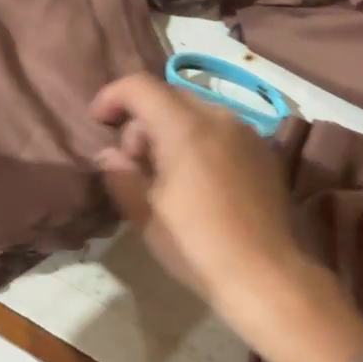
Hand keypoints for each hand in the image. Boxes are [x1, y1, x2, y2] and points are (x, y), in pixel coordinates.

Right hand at [90, 73, 317, 317]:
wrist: (264, 274)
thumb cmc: (197, 247)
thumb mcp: (146, 216)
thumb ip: (122, 175)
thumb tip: (109, 154)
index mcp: (186, 129)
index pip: (141, 87)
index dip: (112, 96)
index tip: (98, 121)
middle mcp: (220, 118)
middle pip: (170, 96)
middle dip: (142, 119)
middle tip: (133, 162)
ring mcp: (248, 133)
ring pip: (197, 112)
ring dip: (171, 130)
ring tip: (164, 175)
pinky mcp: (264, 152)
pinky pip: (221, 131)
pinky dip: (199, 141)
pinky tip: (196, 180)